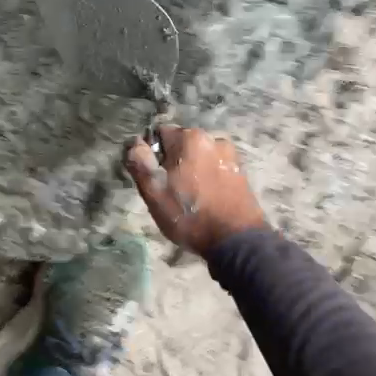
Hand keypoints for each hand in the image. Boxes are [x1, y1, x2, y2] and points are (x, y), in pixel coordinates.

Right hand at [124, 127, 268, 256]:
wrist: (236, 241)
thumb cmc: (189, 214)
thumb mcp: (153, 191)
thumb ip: (139, 161)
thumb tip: (134, 142)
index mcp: (190, 137)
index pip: (158, 134)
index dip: (151, 155)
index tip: (153, 179)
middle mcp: (213, 139)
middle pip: (179, 146)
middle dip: (171, 163)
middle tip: (169, 192)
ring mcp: (230, 155)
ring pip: (197, 158)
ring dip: (189, 171)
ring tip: (189, 198)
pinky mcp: (241, 172)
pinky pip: (213, 168)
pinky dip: (205, 179)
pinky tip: (205, 200)